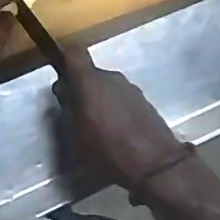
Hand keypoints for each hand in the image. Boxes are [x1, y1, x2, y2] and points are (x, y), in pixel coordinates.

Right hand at [52, 47, 190, 195]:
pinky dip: (117, 110)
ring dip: (101, 101)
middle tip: (79, 114)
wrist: (157, 166)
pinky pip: (122, 99)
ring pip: (108, 87)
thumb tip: (64, 89)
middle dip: (83, 90)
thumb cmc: (108, 149)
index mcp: (90, 81)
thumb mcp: (75, 135)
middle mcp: (111, 78)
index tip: (62, 76)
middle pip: (91, 75)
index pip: (74, 53)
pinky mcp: (145, 102)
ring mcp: (131, 88)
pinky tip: (118, 133)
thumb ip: (67, 107)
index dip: (66, 60)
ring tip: (100, 128)